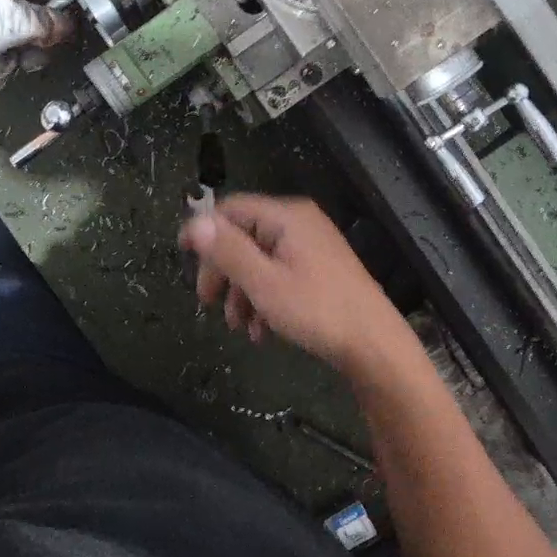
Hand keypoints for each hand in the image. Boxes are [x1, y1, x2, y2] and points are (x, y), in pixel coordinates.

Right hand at [178, 194, 411, 374]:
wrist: (374, 346)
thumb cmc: (317, 311)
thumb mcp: (263, 283)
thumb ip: (227, 251)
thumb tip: (194, 222)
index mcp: (286, 218)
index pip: (230, 210)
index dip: (204, 232)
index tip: (182, 258)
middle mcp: (298, 224)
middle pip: (242, 237)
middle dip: (222, 271)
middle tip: (208, 303)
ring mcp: (310, 248)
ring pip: (258, 261)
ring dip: (241, 293)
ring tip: (238, 326)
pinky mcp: (318, 271)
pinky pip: (278, 275)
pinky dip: (263, 300)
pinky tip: (261, 331)